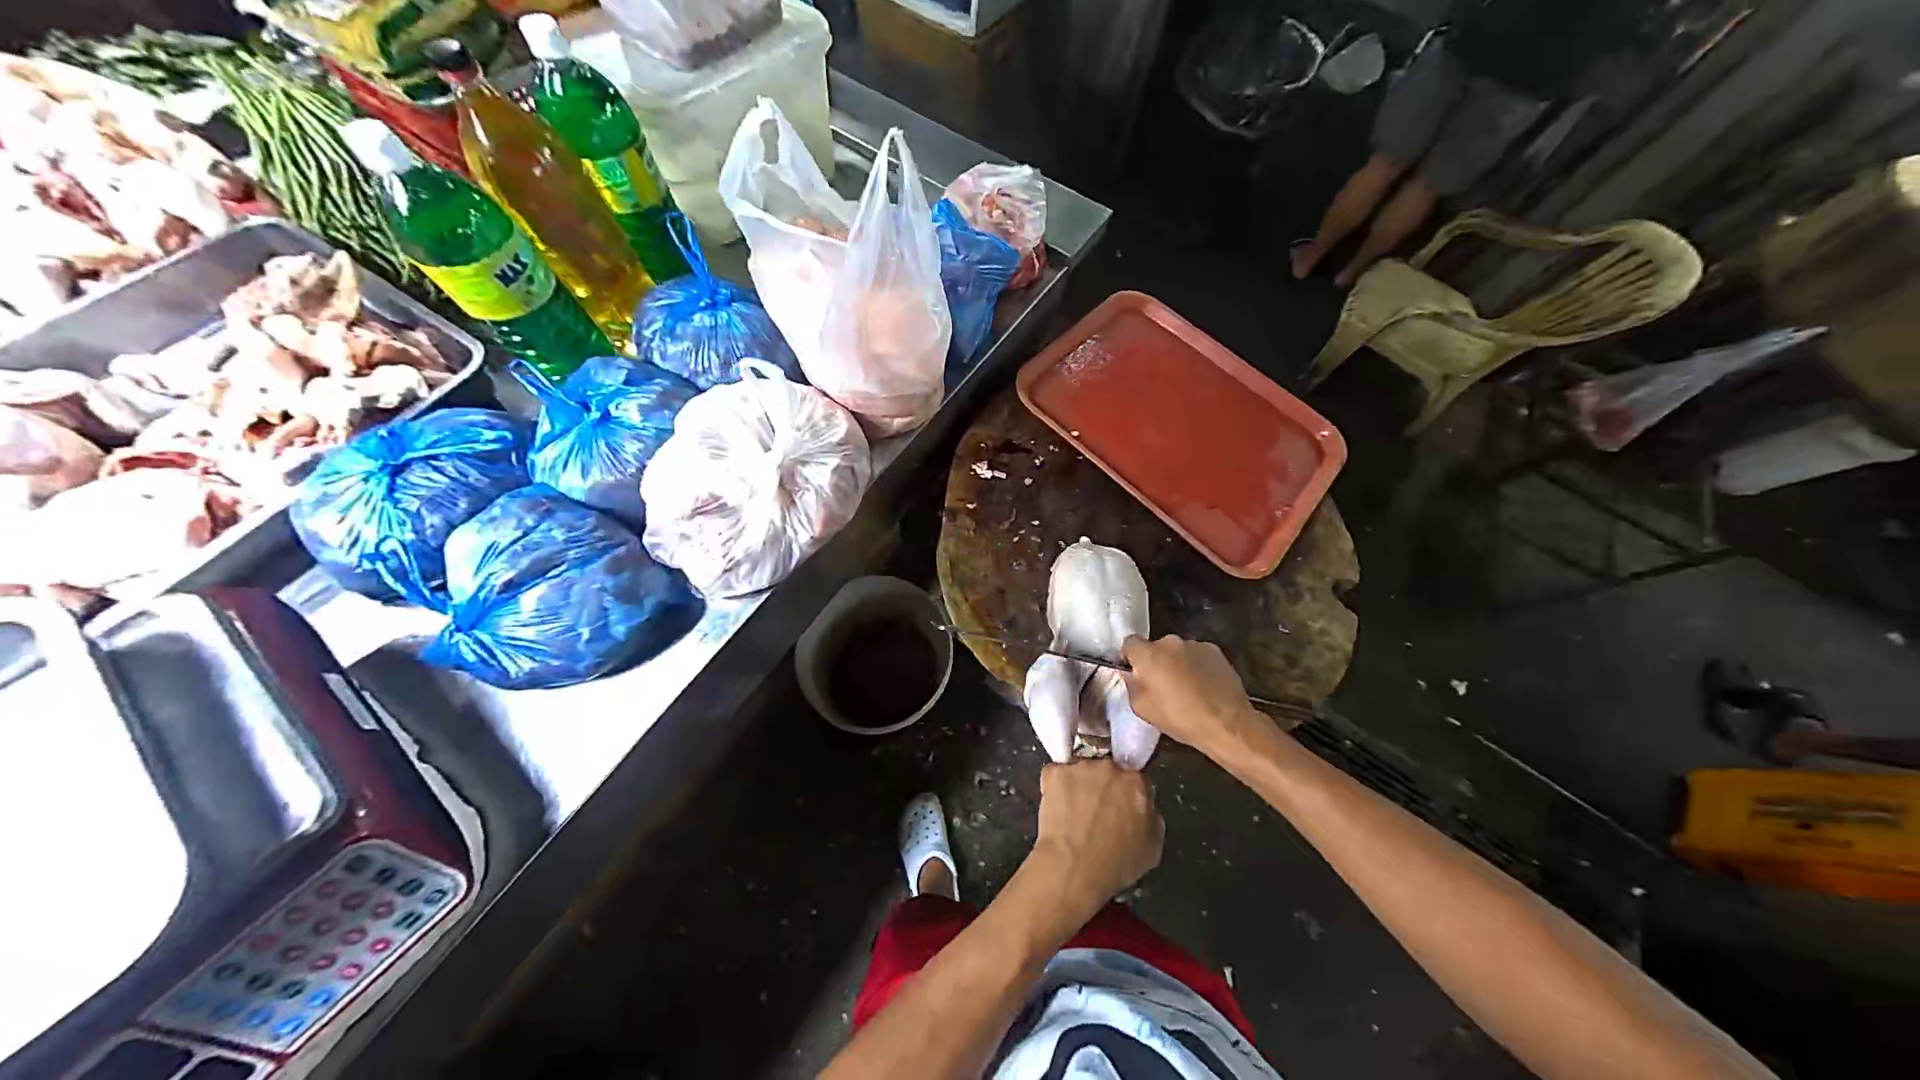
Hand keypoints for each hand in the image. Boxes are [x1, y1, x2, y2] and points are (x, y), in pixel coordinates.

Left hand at [1028, 760, 1163, 925]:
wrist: (1074, 867)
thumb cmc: (1115, 863)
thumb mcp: (1152, 847)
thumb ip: (1151, 817)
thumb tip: (1143, 808)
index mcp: (1137, 783)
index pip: (1135, 779)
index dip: (1128, 795)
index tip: (1122, 807)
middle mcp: (1109, 768)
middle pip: (1108, 771)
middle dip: (1104, 787)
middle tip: (1098, 811)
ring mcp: (1080, 768)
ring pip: (1081, 771)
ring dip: (1079, 785)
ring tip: (1074, 813)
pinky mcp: (1054, 773)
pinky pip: (1055, 775)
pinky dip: (1055, 788)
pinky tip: (1057, 809)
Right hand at [1122, 635, 1274, 760]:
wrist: (1225, 723)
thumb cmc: (1179, 718)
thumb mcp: (1142, 708)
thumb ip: (1131, 686)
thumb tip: (1132, 675)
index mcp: (1148, 655)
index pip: (1130, 643)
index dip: (1131, 657)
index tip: (1135, 672)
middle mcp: (1170, 643)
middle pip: (1156, 648)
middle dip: (1157, 662)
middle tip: (1163, 684)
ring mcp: (1195, 645)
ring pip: (1178, 651)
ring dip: (1178, 663)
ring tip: (1188, 687)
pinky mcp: (1216, 652)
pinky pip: (1198, 656)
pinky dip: (1198, 666)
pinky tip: (1205, 686)